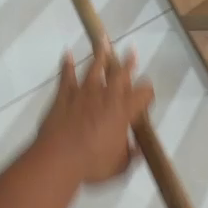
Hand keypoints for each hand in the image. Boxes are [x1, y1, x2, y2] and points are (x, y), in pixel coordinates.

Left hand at [34, 42, 154, 186]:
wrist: (60, 157)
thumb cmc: (93, 164)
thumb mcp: (118, 166)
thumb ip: (128, 156)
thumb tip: (135, 151)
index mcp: (123, 112)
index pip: (142, 95)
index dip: (147, 92)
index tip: (148, 91)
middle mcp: (106, 96)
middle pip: (120, 74)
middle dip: (127, 62)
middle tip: (131, 50)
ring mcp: (84, 92)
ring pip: (94, 68)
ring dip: (100, 54)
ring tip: (103, 40)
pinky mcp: (64, 94)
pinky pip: (66, 75)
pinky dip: (67, 64)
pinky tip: (68, 54)